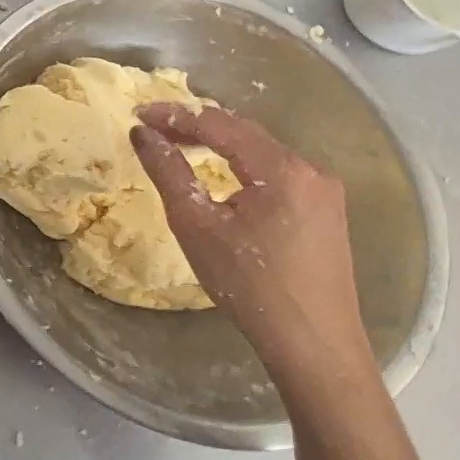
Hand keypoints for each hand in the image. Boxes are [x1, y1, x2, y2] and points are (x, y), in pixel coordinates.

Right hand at [131, 103, 373, 377]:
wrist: (313, 345)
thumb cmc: (249, 284)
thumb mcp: (195, 223)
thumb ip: (168, 170)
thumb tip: (142, 132)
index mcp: (282, 170)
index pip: (218, 124)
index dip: (174, 115)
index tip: (136, 114)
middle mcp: (309, 170)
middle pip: (242, 131)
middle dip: (194, 125)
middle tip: (151, 129)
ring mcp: (322, 191)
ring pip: (258, 149)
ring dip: (216, 143)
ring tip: (176, 146)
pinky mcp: (324, 210)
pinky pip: (273, 170)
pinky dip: (238, 162)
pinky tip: (217, 172)